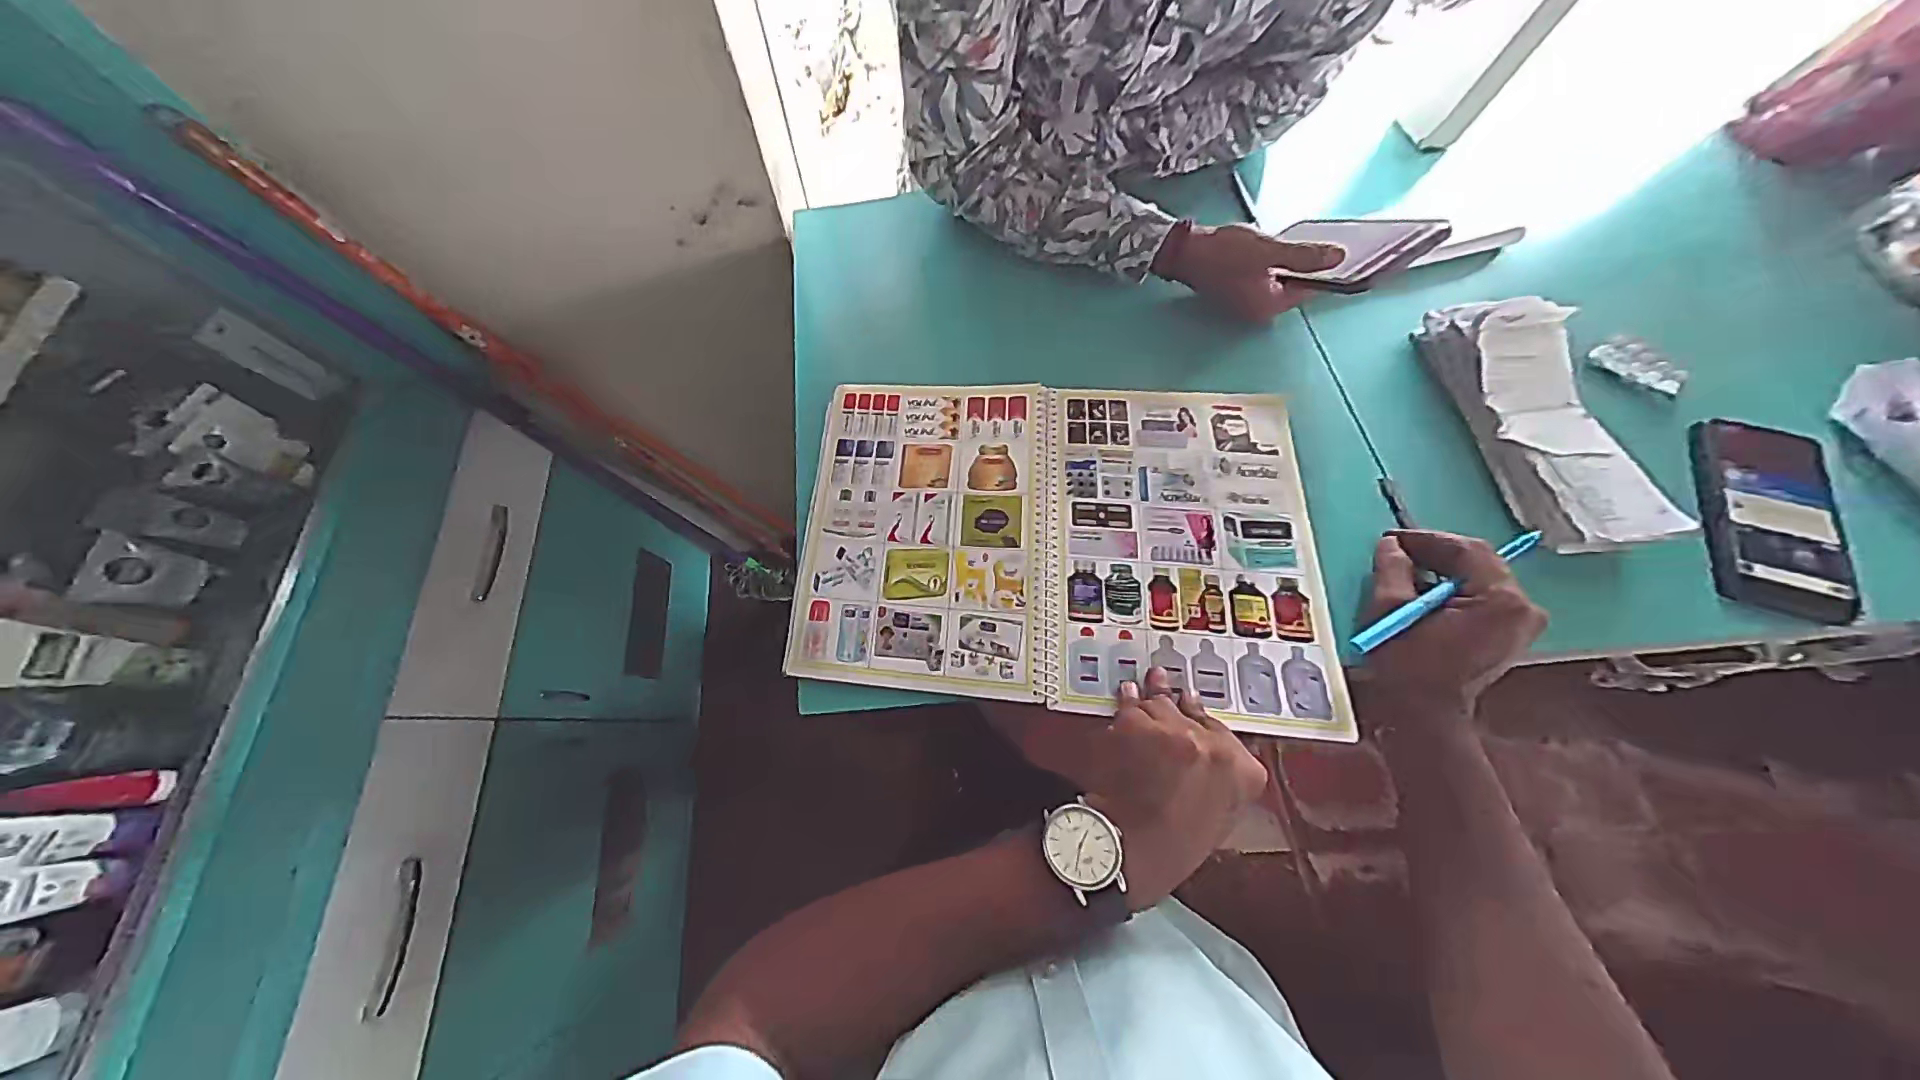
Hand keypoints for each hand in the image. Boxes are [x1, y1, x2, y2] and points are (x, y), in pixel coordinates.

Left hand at [985, 668, 1267, 908]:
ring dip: (1148, 699)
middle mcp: (1215, 746)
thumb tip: (1203, 748)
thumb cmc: (1176, 844)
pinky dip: (1125, 704)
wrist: (1136, 850)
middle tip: (1163, 682)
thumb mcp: (1217, 813)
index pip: (1222, 729)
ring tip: (1141, 686)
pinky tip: (1124, 697)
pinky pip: (1130, 707)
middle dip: (1173, 702)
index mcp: (1245, 773)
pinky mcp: (1138, 724)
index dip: (1201, 716)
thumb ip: (1216, 774)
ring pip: (1159, 704)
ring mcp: (1175, 731)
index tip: (1192, 703)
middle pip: (1190, 711)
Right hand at [1154, 223, 1343, 320]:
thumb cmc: (1224, 253)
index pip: (1310, 289)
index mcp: (1270, 306)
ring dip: (1284, 264)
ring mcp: (1246, 304)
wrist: (1185, 252)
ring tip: (1280, 244)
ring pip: (1278, 283)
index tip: (1330, 246)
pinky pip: (1263, 281)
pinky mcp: (1237, 293)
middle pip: (1294, 288)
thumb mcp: (1270, 251)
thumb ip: (1305, 257)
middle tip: (1301, 241)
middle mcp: (1259, 312)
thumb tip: (1338, 258)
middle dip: (1301, 266)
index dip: (1322, 268)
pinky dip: (1269, 267)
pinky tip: (1265, 251)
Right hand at [1363, 530, 1547, 711]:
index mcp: (1501, 600)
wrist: (1424, 716)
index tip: (1393, 538)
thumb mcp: (1390, 610)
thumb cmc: (1406, 665)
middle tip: (1397, 553)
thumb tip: (1392, 546)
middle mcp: (1523, 609)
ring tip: (1404, 575)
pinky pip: (1481, 601)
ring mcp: (1521, 625)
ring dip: (1442, 574)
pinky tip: (1422, 598)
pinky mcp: (1509, 637)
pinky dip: (1452, 593)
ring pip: (1479, 582)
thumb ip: (1393, 570)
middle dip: (1436, 555)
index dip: (1427, 539)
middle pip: (1479, 564)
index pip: (1468, 550)